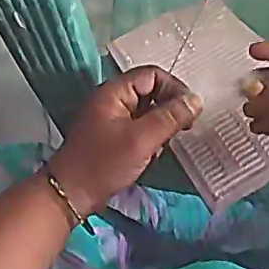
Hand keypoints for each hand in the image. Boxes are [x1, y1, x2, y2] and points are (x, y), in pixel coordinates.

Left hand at [47, 66, 201, 211]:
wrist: (72, 193)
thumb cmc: (104, 163)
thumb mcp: (141, 139)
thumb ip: (170, 117)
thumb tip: (196, 100)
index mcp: (114, 91)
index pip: (152, 75)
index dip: (174, 88)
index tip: (189, 111)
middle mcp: (113, 99)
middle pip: (151, 92)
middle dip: (169, 110)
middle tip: (180, 131)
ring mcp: (112, 118)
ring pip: (148, 112)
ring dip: (160, 127)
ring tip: (162, 146)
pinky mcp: (114, 136)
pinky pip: (140, 128)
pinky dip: (150, 139)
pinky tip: (151, 155)